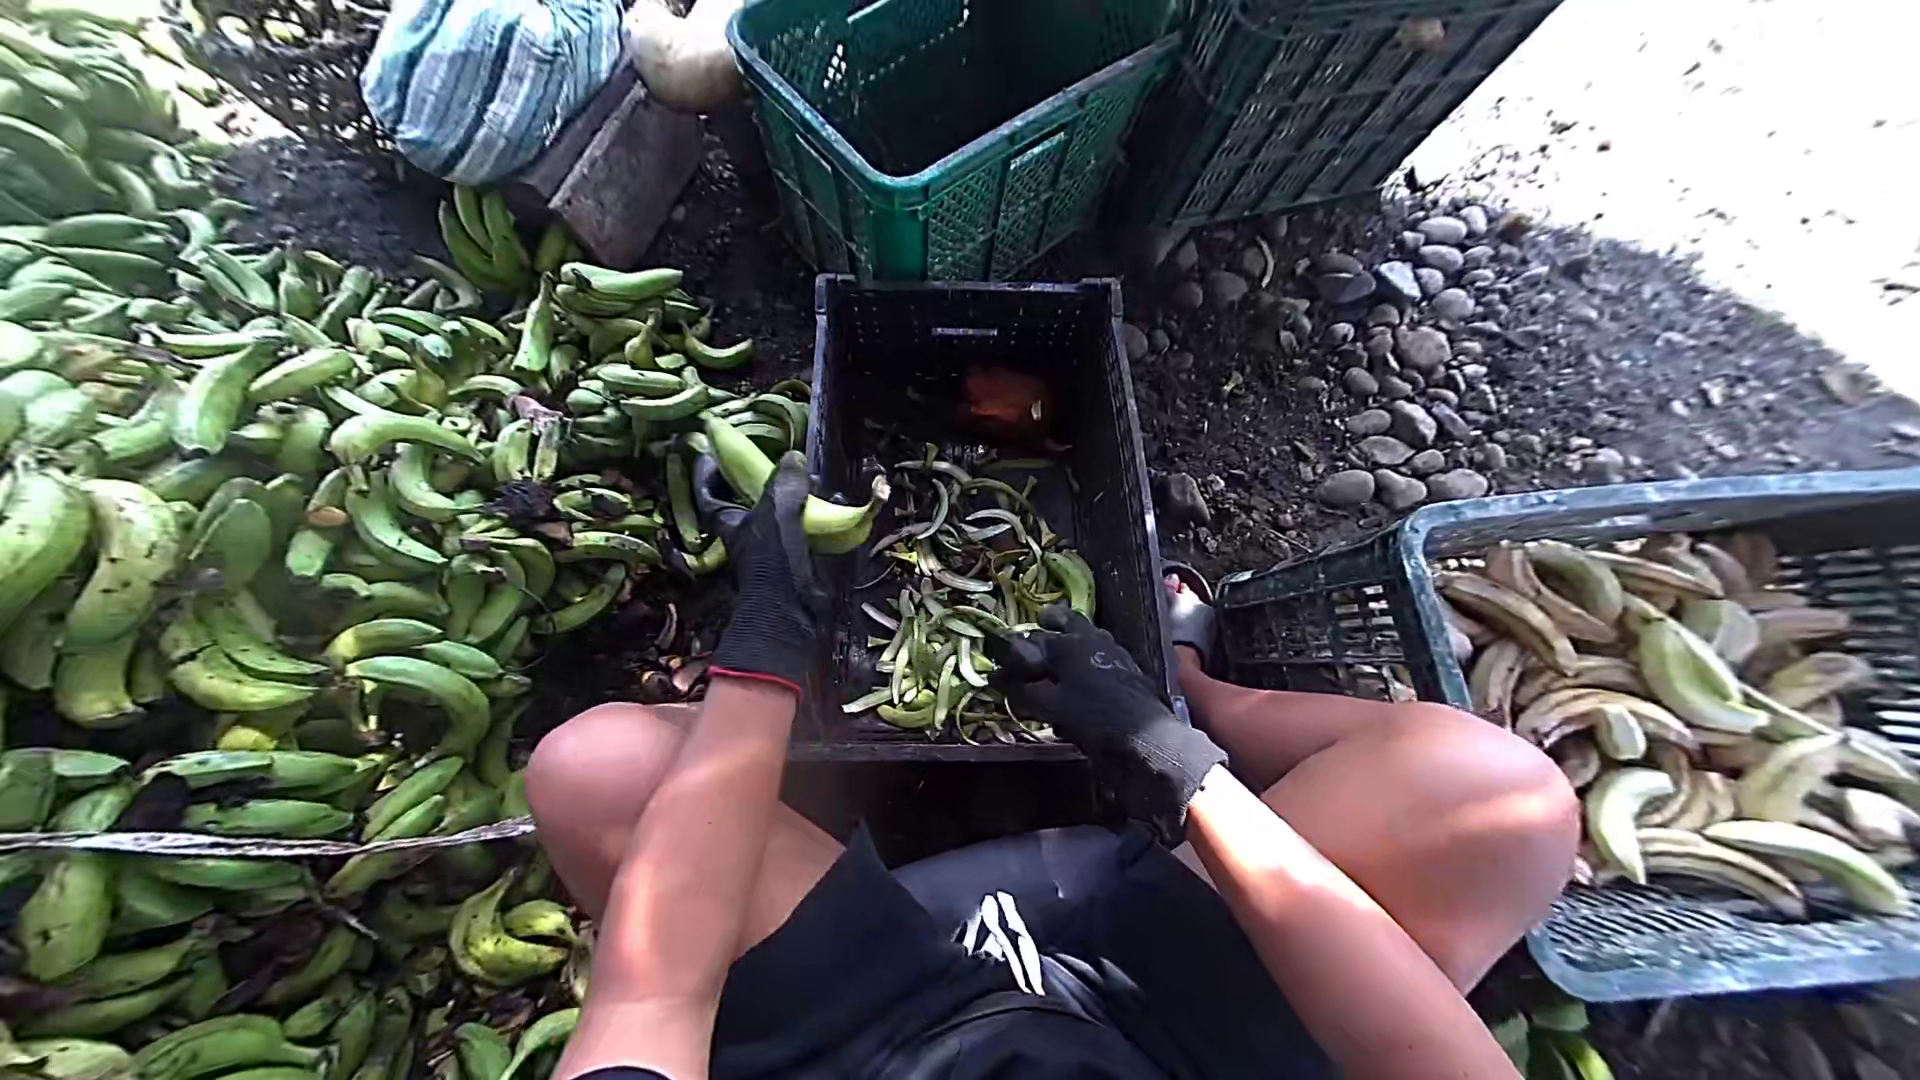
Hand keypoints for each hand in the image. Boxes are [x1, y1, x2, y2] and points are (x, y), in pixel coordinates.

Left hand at [694, 451, 829, 697]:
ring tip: (810, 481)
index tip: (719, 453)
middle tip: (781, 463)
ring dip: (791, 500)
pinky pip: (801, 532)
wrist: (793, 614)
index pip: (711, 494)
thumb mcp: (776, 514)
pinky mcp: (795, 562)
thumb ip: (784, 484)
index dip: (711, 474)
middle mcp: (747, 535)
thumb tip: (793, 457)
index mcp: (731, 523)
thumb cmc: (773, 563)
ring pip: (777, 516)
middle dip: (762, 483)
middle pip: (747, 503)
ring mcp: (771, 550)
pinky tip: (828, 510)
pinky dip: (812, 520)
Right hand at [990, 605, 1226, 843]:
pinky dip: (1088, 660)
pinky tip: (1081, 682)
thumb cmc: (1094, 717)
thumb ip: (1026, 691)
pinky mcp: (1129, 670)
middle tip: (1040, 626)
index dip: (1016, 653)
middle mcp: (1093, 640)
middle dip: (1051, 622)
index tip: (1005, 668)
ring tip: (1058, 657)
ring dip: (1071, 642)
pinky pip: (1101, 656)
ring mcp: (1114, 653)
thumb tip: (1004, 681)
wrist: (1147, 740)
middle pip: (1067, 621)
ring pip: (1088, 637)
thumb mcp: (1051, 706)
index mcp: (1070, 643)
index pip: (1034, 639)